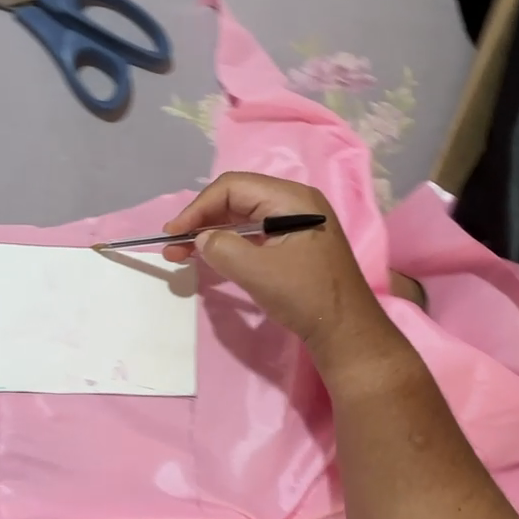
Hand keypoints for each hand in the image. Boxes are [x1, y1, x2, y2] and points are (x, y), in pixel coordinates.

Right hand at [164, 172, 411, 381]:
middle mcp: (293, 204)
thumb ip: (223, 248)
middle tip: (173, 246)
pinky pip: (251, 234)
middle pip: (235, 199)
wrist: (345, 330)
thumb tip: (202, 239)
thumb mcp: (258, 271)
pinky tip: (208, 257)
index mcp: (291, 200)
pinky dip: (226, 243)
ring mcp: (294, 224)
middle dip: (201, 220)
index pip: (233, 187)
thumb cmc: (307, 296)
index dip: (198, 208)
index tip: (174, 234)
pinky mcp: (291, 244)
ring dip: (210, 233)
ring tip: (181, 253)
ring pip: (241, 218)